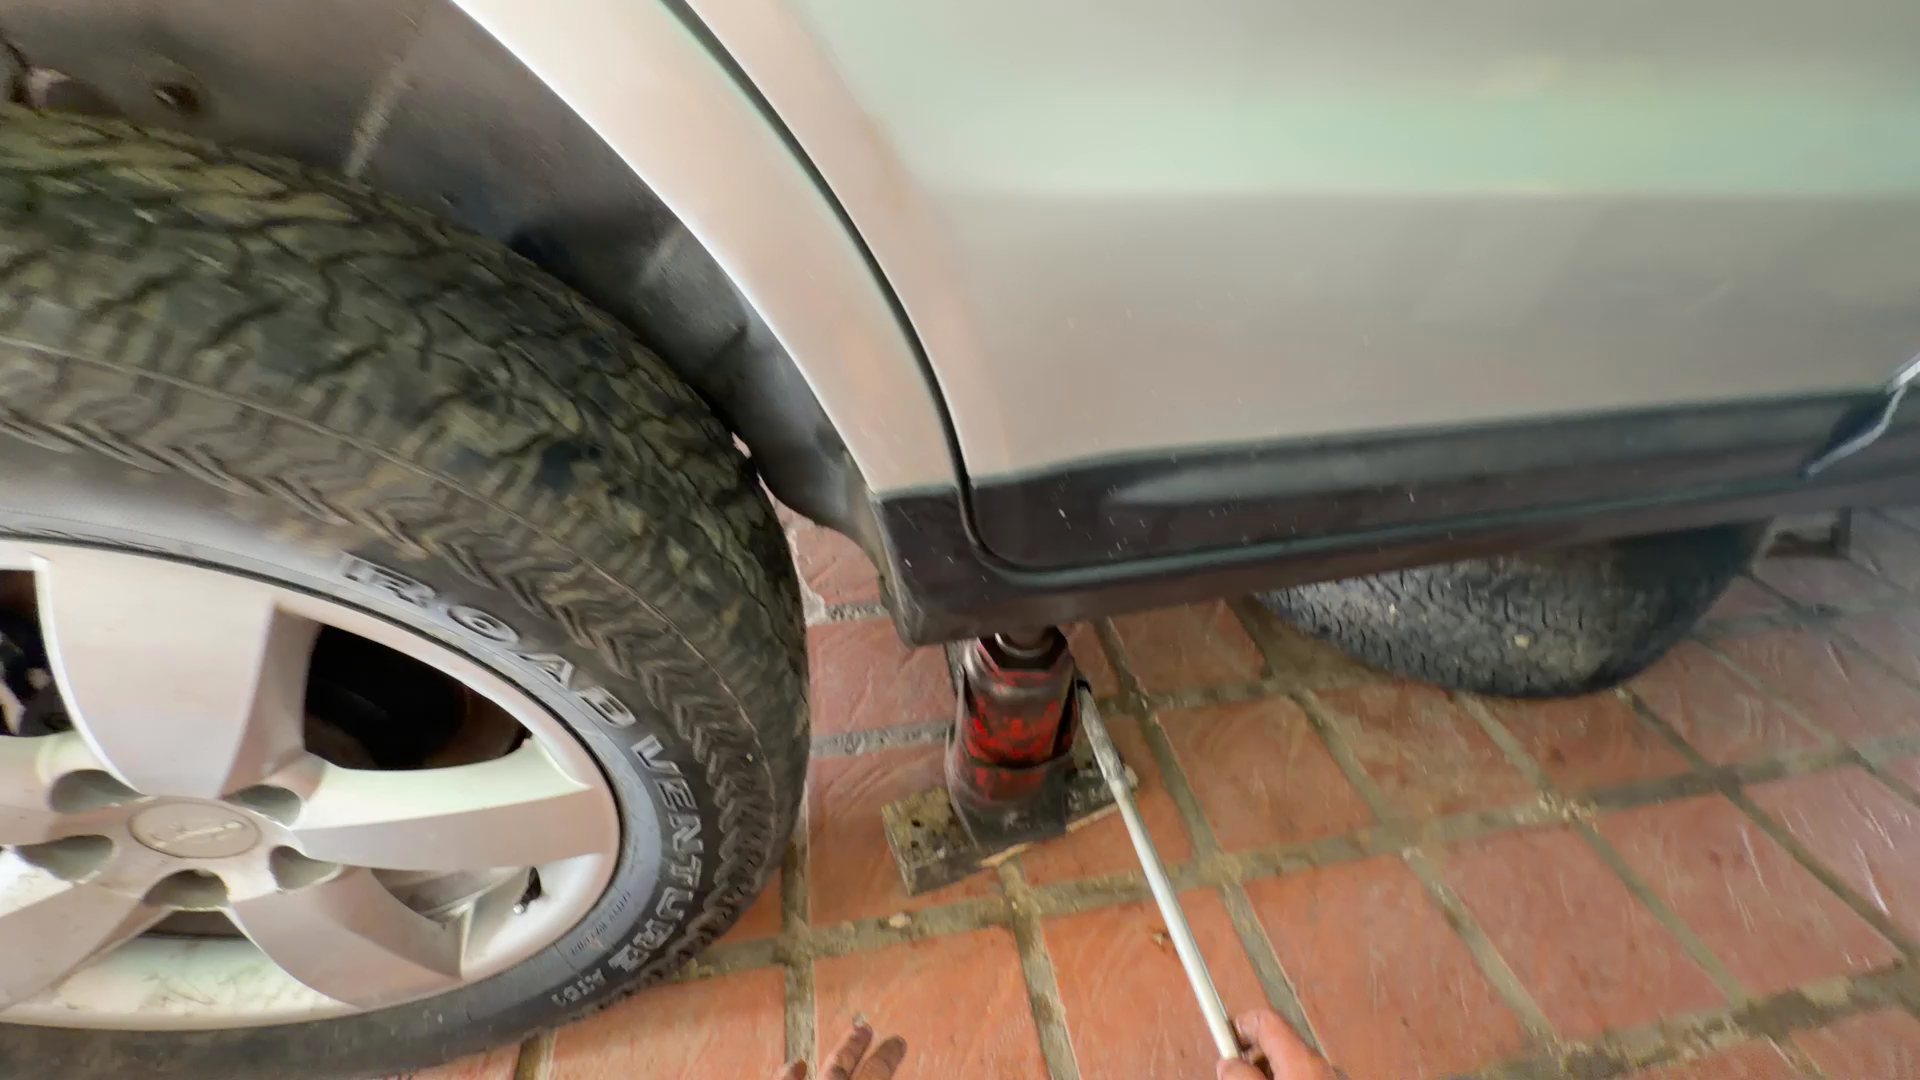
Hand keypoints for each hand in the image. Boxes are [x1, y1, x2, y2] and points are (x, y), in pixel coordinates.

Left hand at [774, 1020, 907, 1079]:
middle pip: (844, 1064)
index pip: (877, 1072)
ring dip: (835, 1053)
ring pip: (820, 1069)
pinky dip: (789, 1075)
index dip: (889, 1056)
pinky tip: (796, 1063)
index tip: (898, 1041)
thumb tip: (881, 1073)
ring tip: (846, 1038)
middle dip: (856, 1046)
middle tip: (868, 1027)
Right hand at [1218, 1009, 1340, 1079]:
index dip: (1239, 1024)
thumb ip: (1239, 1074)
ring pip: (1293, 1066)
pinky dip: (1290, 1079)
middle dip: (1254, 1055)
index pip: (1264, 1018)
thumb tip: (1227, 1063)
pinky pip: (1307, 1077)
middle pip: (1278, 1044)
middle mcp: (1325, 1065)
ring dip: (1272, 1073)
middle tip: (1239, 1075)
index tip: (1222, 1038)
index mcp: (1303, 1058)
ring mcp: (1335, 1079)